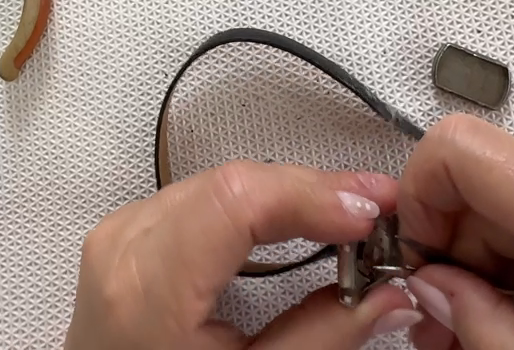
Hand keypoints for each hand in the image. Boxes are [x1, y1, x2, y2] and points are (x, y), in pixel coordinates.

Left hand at [64, 161, 424, 348]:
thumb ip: (320, 337)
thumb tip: (391, 296)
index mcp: (147, 287)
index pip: (234, 201)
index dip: (308, 194)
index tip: (370, 209)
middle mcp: (127, 241)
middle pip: (232, 183)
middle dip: (311, 190)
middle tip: (378, 207)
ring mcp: (122, 226)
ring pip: (221, 180)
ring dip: (289, 192)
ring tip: (350, 210)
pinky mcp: (130, 225)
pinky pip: (203, 192)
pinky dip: (256, 200)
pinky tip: (296, 213)